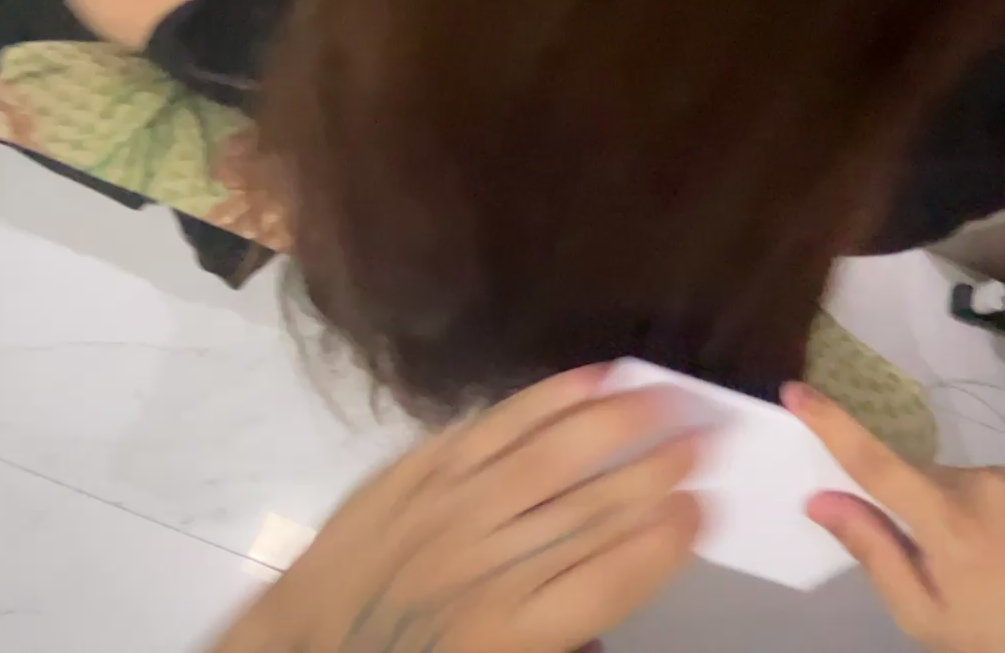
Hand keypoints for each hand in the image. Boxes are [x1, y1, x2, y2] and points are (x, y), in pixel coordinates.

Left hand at [217, 366, 707, 652]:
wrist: (300, 647)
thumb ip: (559, 624)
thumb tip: (622, 567)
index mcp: (511, 632)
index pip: (606, 578)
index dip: (661, 543)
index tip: (701, 510)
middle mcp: (490, 563)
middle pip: (590, 509)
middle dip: (655, 471)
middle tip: (704, 440)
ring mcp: (455, 503)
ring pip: (552, 458)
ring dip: (617, 426)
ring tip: (667, 399)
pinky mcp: (426, 464)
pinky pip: (496, 425)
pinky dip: (547, 399)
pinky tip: (590, 377)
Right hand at [783, 383, 1004, 652]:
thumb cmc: (999, 649)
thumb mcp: (924, 618)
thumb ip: (872, 551)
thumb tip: (820, 499)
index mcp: (951, 525)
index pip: (876, 464)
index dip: (832, 425)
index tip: (795, 391)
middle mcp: (980, 487)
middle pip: (908, 475)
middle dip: (897, 504)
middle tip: (920, 562)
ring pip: (941, 481)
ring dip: (933, 509)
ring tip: (964, 569)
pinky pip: (974, 488)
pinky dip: (965, 512)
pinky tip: (992, 558)